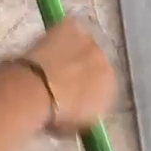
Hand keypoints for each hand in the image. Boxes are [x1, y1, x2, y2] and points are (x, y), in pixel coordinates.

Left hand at [21, 18, 114, 132]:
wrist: (39, 90)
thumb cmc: (56, 115)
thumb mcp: (76, 124)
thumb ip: (84, 112)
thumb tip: (78, 108)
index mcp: (110, 89)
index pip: (103, 85)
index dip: (86, 86)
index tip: (71, 90)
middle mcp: (106, 63)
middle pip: (94, 62)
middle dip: (80, 66)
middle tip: (59, 74)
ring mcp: (89, 41)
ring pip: (82, 43)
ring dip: (71, 48)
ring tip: (51, 58)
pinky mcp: (71, 26)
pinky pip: (69, 26)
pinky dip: (60, 32)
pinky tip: (47, 42)